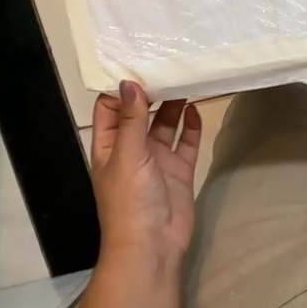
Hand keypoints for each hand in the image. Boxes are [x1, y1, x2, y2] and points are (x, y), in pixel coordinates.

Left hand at [91, 82, 200, 275]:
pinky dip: (192, 126)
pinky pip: (187, 143)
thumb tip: (129, 82)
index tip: (137, 62)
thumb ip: (131, 120)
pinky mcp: (180, 171)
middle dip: (152, 92)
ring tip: (187, 79)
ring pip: (166, 125)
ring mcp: (158, 161)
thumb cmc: (130, 200)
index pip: (109, 109)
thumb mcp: (127, 156)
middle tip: (169, 64)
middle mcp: (133, 150)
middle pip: (140, 113)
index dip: (121, 88)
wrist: (152, 245)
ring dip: (174, 105)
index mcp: (110, 146)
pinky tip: (198, 109)